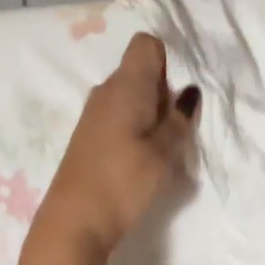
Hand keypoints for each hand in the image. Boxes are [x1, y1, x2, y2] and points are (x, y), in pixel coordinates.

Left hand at [37, 33, 199, 252]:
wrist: (76, 219)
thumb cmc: (123, 182)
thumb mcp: (163, 153)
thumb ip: (178, 121)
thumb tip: (188, 92)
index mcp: (126, 86)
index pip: (147, 45)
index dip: (168, 61)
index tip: (179, 95)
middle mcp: (107, 91)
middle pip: (141, 72)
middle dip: (164, 92)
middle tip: (179, 128)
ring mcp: (96, 113)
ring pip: (132, 97)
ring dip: (152, 115)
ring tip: (164, 148)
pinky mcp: (92, 135)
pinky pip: (121, 117)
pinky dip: (138, 129)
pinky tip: (144, 158)